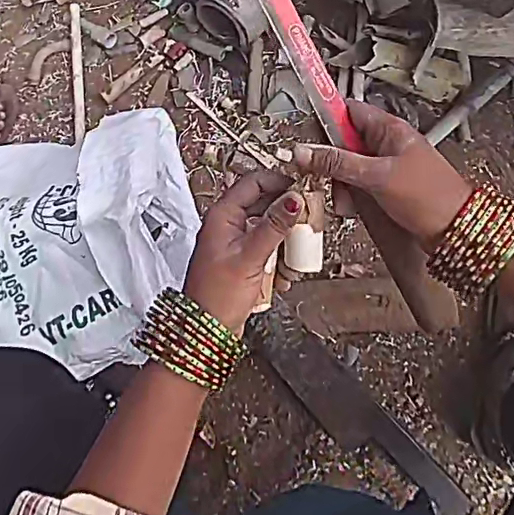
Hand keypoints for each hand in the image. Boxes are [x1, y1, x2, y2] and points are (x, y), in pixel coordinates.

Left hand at [185, 171, 304, 332]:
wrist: (205, 333)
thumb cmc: (217, 297)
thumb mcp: (251, 257)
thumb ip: (274, 226)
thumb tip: (294, 199)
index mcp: (222, 215)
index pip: (254, 182)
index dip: (280, 181)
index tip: (303, 187)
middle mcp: (227, 223)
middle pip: (263, 202)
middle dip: (286, 211)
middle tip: (308, 217)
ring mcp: (235, 241)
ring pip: (267, 225)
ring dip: (284, 236)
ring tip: (298, 249)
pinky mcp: (243, 258)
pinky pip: (266, 246)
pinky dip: (278, 254)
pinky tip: (285, 271)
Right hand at [292, 100, 471, 248]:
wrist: (456, 230)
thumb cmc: (431, 196)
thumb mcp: (376, 176)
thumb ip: (337, 163)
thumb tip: (305, 151)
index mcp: (389, 129)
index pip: (348, 110)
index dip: (326, 118)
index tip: (307, 131)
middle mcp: (387, 144)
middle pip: (343, 141)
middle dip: (332, 162)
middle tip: (328, 177)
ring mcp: (386, 166)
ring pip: (348, 166)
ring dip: (341, 184)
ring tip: (347, 200)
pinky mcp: (386, 187)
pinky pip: (358, 185)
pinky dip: (352, 196)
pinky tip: (354, 208)